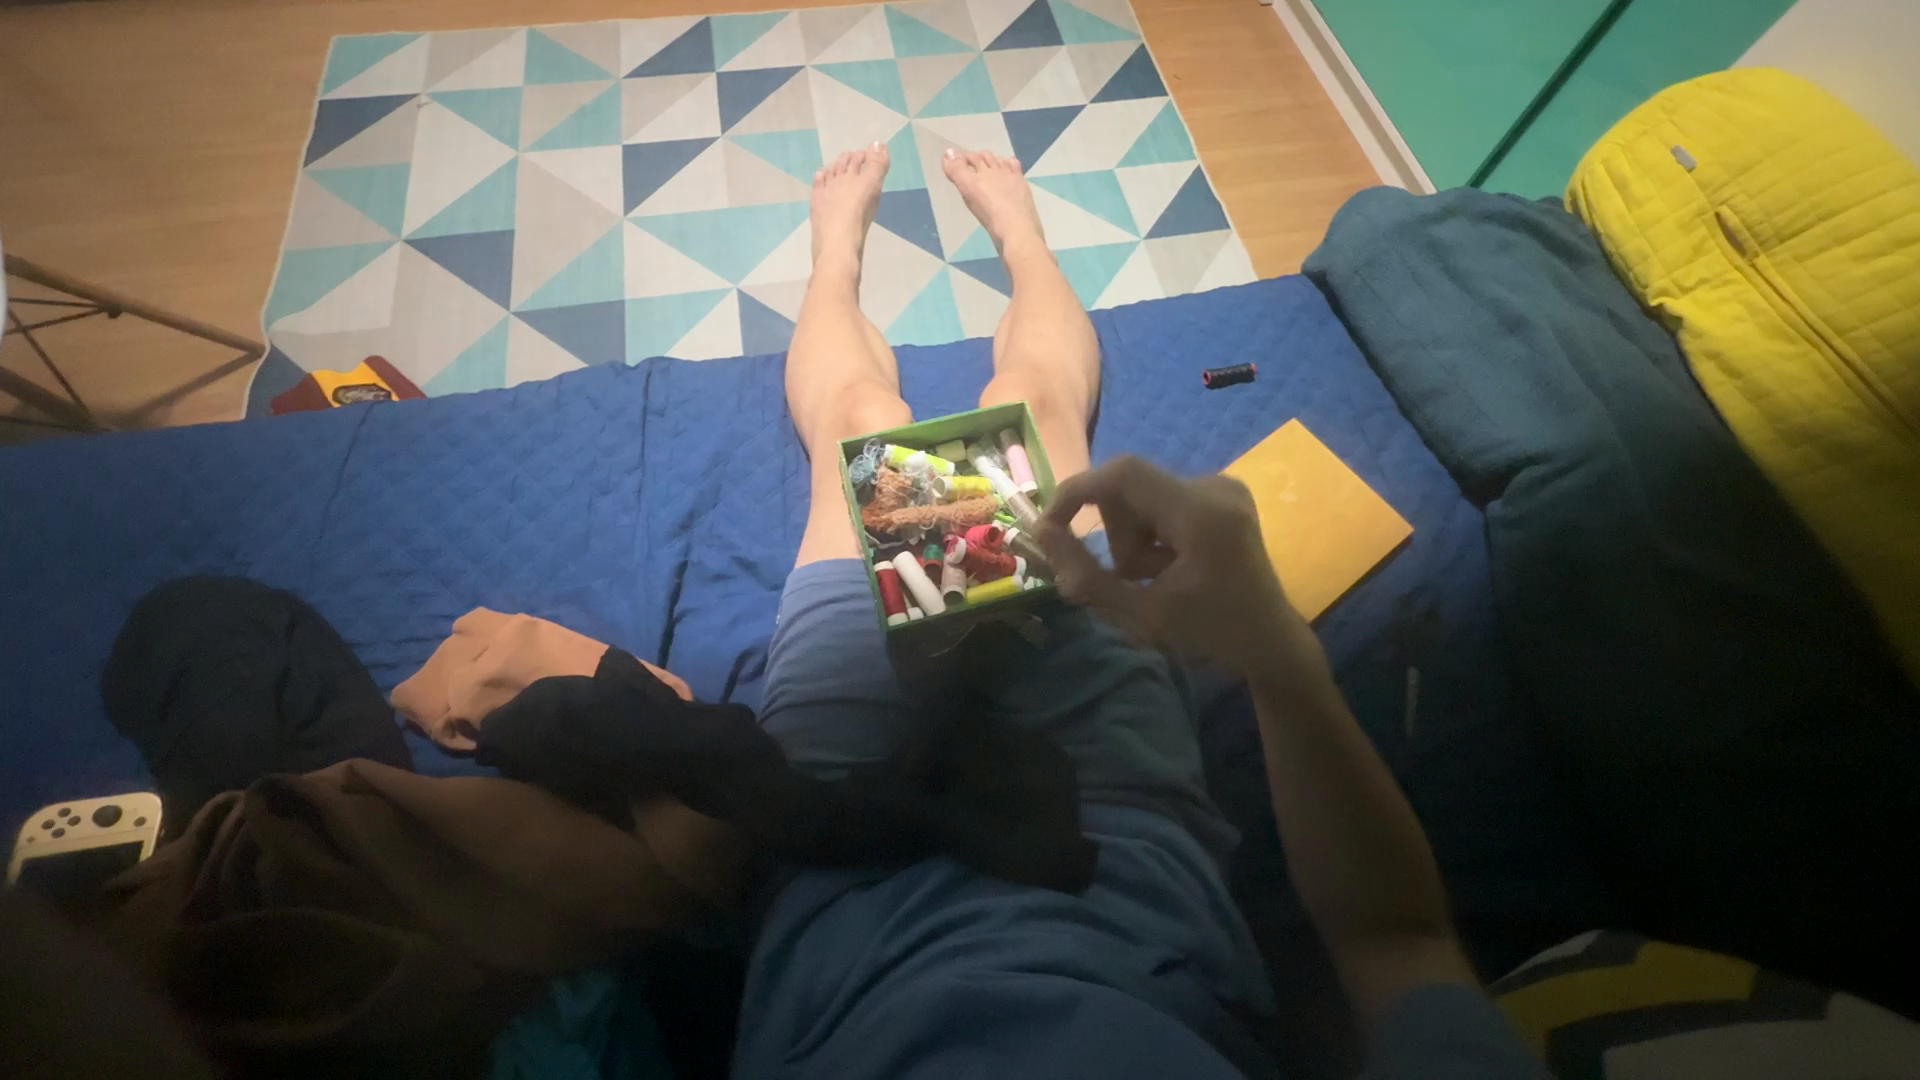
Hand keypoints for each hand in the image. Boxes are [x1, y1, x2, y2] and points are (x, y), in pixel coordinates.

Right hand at [1036, 456, 1324, 679]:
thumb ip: (1086, 577)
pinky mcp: (1220, 497)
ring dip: (1132, 538)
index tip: (1050, 526)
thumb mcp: (1141, 615)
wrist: (1272, 644)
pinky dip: (1151, 535)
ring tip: (1154, 579)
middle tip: (1127, 578)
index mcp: (1202, 513)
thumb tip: (1041, 534)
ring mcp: (1221, 488)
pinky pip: (1161, 502)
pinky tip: (1171, 568)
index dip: (1076, 491)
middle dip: (1114, 532)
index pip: (1123, 474)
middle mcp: (1214, 486)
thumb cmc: (1210, 635)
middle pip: (1129, 488)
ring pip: (1141, 497)